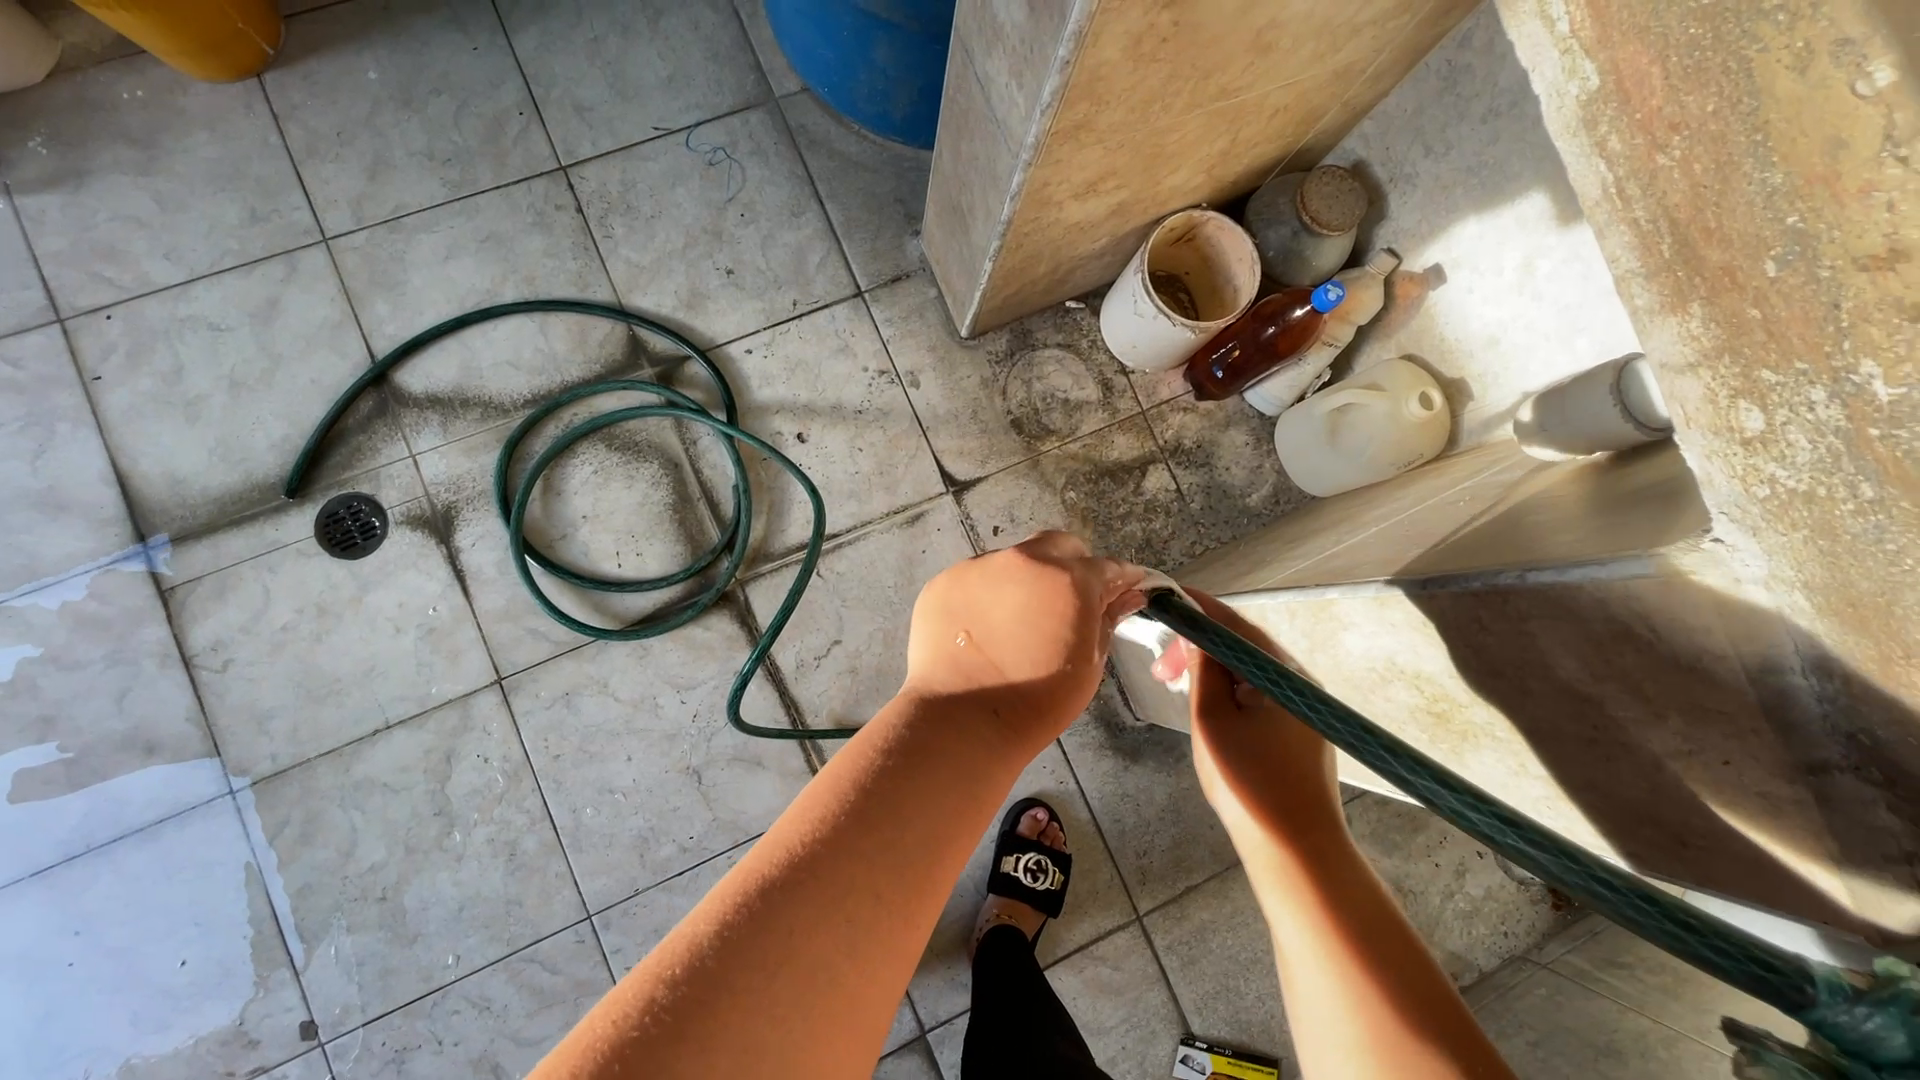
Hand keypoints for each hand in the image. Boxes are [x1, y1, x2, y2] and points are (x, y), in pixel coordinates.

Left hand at [903, 531, 1144, 746]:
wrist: (964, 719)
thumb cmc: (1038, 702)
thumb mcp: (1088, 664)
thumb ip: (1106, 620)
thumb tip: (1126, 595)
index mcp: (1069, 579)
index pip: (1106, 566)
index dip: (1119, 579)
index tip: (1124, 588)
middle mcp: (1024, 560)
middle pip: (1057, 546)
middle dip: (1071, 565)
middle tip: (1068, 600)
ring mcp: (980, 566)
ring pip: (1013, 560)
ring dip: (1024, 580)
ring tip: (1017, 621)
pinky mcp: (945, 580)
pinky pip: (977, 579)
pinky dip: (987, 595)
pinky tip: (984, 629)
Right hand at [1151, 590, 1345, 848]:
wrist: (1297, 851)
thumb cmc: (1249, 785)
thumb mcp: (1212, 722)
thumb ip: (1203, 671)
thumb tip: (1196, 636)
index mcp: (1282, 673)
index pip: (1235, 624)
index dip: (1199, 609)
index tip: (1166, 599)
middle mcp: (1300, 682)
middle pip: (1245, 646)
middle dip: (1200, 647)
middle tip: (1160, 669)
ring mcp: (1305, 708)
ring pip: (1251, 672)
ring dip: (1213, 670)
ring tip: (1178, 687)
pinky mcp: (1302, 730)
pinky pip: (1261, 693)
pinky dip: (1230, 689)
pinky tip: (1210, 708)